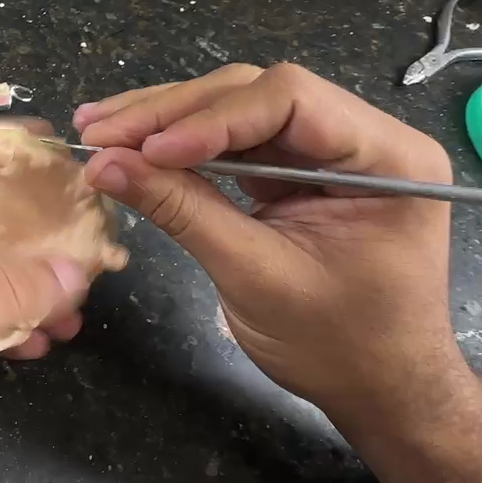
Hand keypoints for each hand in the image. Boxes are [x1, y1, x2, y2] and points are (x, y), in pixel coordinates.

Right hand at [75, 63, 466, 427]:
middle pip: (250, 93)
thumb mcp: (255, 276)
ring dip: (159, 118)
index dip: (213, 118)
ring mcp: (320, 147)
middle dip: (169, 113)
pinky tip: (126, 141)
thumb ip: (182, 210)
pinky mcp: (288, 165)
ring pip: (229, 106)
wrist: (375, 389)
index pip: (290, 99)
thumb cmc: (337, 345)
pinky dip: (172, 141)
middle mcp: (357, 135)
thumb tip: (103, 164)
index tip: (149, 152)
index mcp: (387, 157)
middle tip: (97, 132)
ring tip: (94, 127)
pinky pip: (224, 137)